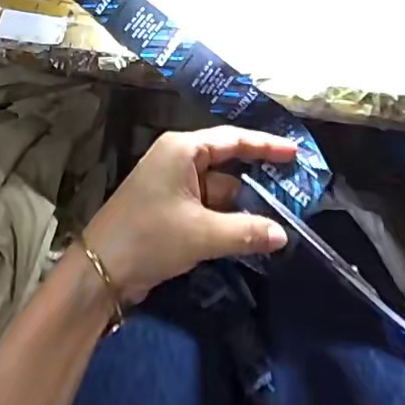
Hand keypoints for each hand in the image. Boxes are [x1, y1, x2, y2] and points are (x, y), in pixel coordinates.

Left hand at [80, 127, 293, 303]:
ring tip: (288, 214)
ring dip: (246, 202)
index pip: (231, 139)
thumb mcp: (203, 234)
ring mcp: (173, 183)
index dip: (264, 145)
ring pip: (220, 187)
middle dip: (259, 175)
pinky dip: (230, 216)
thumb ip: (246, 231)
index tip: (296, 151)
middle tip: (299, 186)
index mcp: (181, 149)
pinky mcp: (172, 206)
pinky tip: (256, 231)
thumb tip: (282, 233)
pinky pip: (209, 204)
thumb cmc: (152, 235)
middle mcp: (177, 158)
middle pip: (227, 161)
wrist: (105, 264)